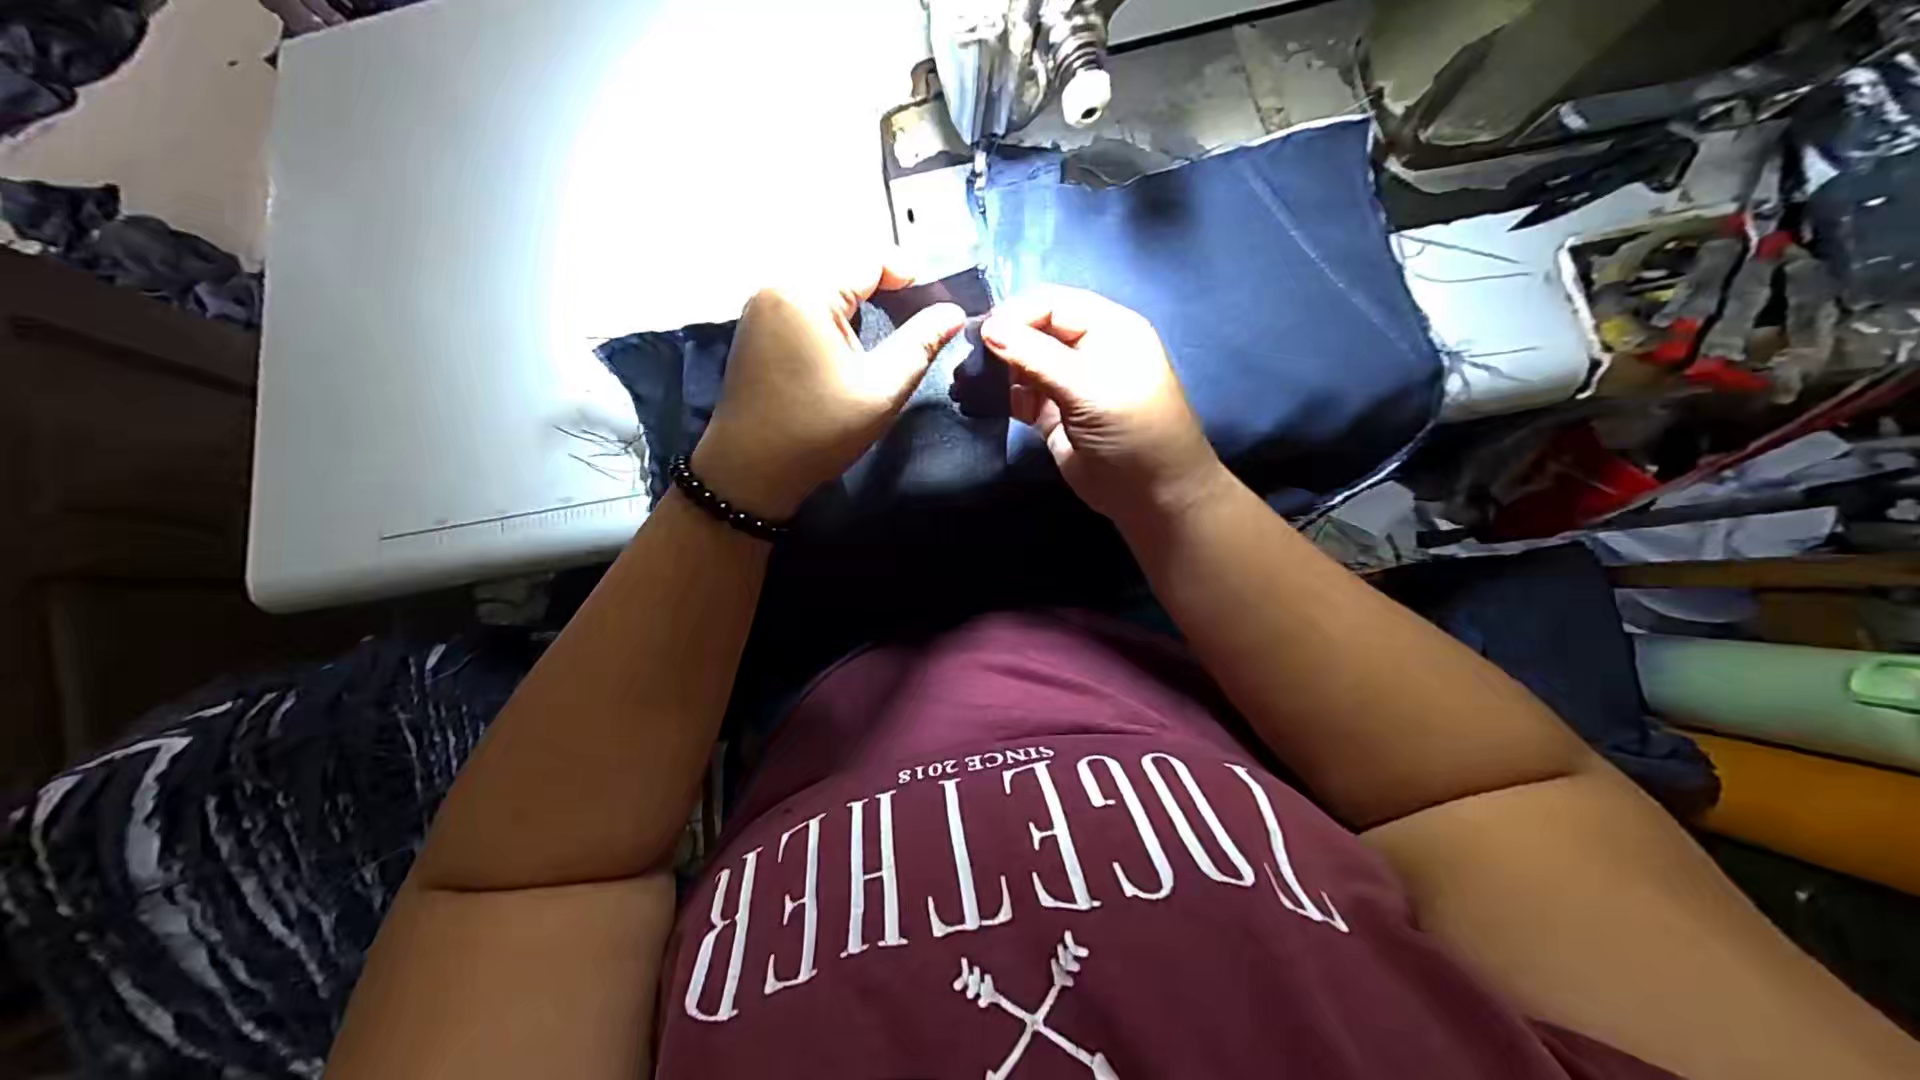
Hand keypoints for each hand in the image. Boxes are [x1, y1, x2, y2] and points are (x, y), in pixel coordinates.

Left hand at [691, 262, 965, 518]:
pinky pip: (802, 299)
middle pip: (843, 264)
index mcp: (807, 293)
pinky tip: (847, 337)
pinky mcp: (754, 325)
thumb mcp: (882, 390)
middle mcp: (777, 286)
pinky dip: (831, 308)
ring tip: (886, 323)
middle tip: (913, 314)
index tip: (934, 300)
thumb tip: (954, 312)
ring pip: (822, 280)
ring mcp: (760, 305)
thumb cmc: (819, 432)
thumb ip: (921, 343)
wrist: (750, 470)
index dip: (907, 272)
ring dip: (856, 295)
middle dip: (882, 282)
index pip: (868, 258)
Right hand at [982, 286, 1226, 525]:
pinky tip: (988, 399)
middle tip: (969, 356)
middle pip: (1036, 329)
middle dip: (1004, 339)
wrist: (1153, 496)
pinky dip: (1006, 395)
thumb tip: (988, 328)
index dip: (1017, 313)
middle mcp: (1087, 349)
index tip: (980, 333)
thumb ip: (1036, 356)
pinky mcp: (1054, 413)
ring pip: (1025, 361)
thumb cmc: (1131, 432)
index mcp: (1108, 328)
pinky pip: (1023, 393)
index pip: (1053, 303)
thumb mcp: (1087, 387)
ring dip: (1000, 368)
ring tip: (971, 379)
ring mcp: (1069, 383)